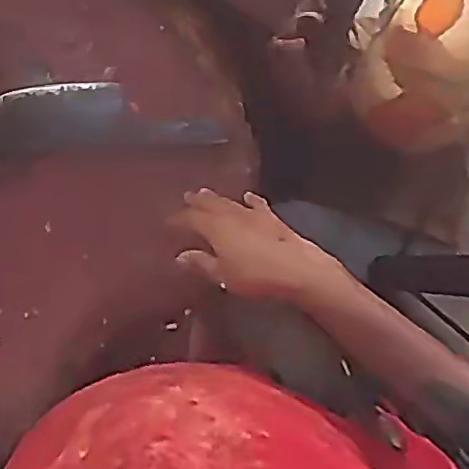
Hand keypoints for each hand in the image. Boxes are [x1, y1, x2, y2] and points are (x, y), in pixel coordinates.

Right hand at [171, 188, 347, 302]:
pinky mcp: (272, 219)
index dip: (178, 219)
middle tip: (187, 196)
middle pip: (209, 204)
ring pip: (229, 202)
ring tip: (206, 193)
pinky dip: (250, 200)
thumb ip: (202, 264)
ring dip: (217, 198)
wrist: (300, 271)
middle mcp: (230, 215)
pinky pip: (256, 205)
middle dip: (196, 201)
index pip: (190, 218)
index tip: (168, 221)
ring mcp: (252, 214)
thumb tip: (180, 256)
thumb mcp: (224, 275)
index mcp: (214, 227)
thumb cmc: (256, 276)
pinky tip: (248, 196)